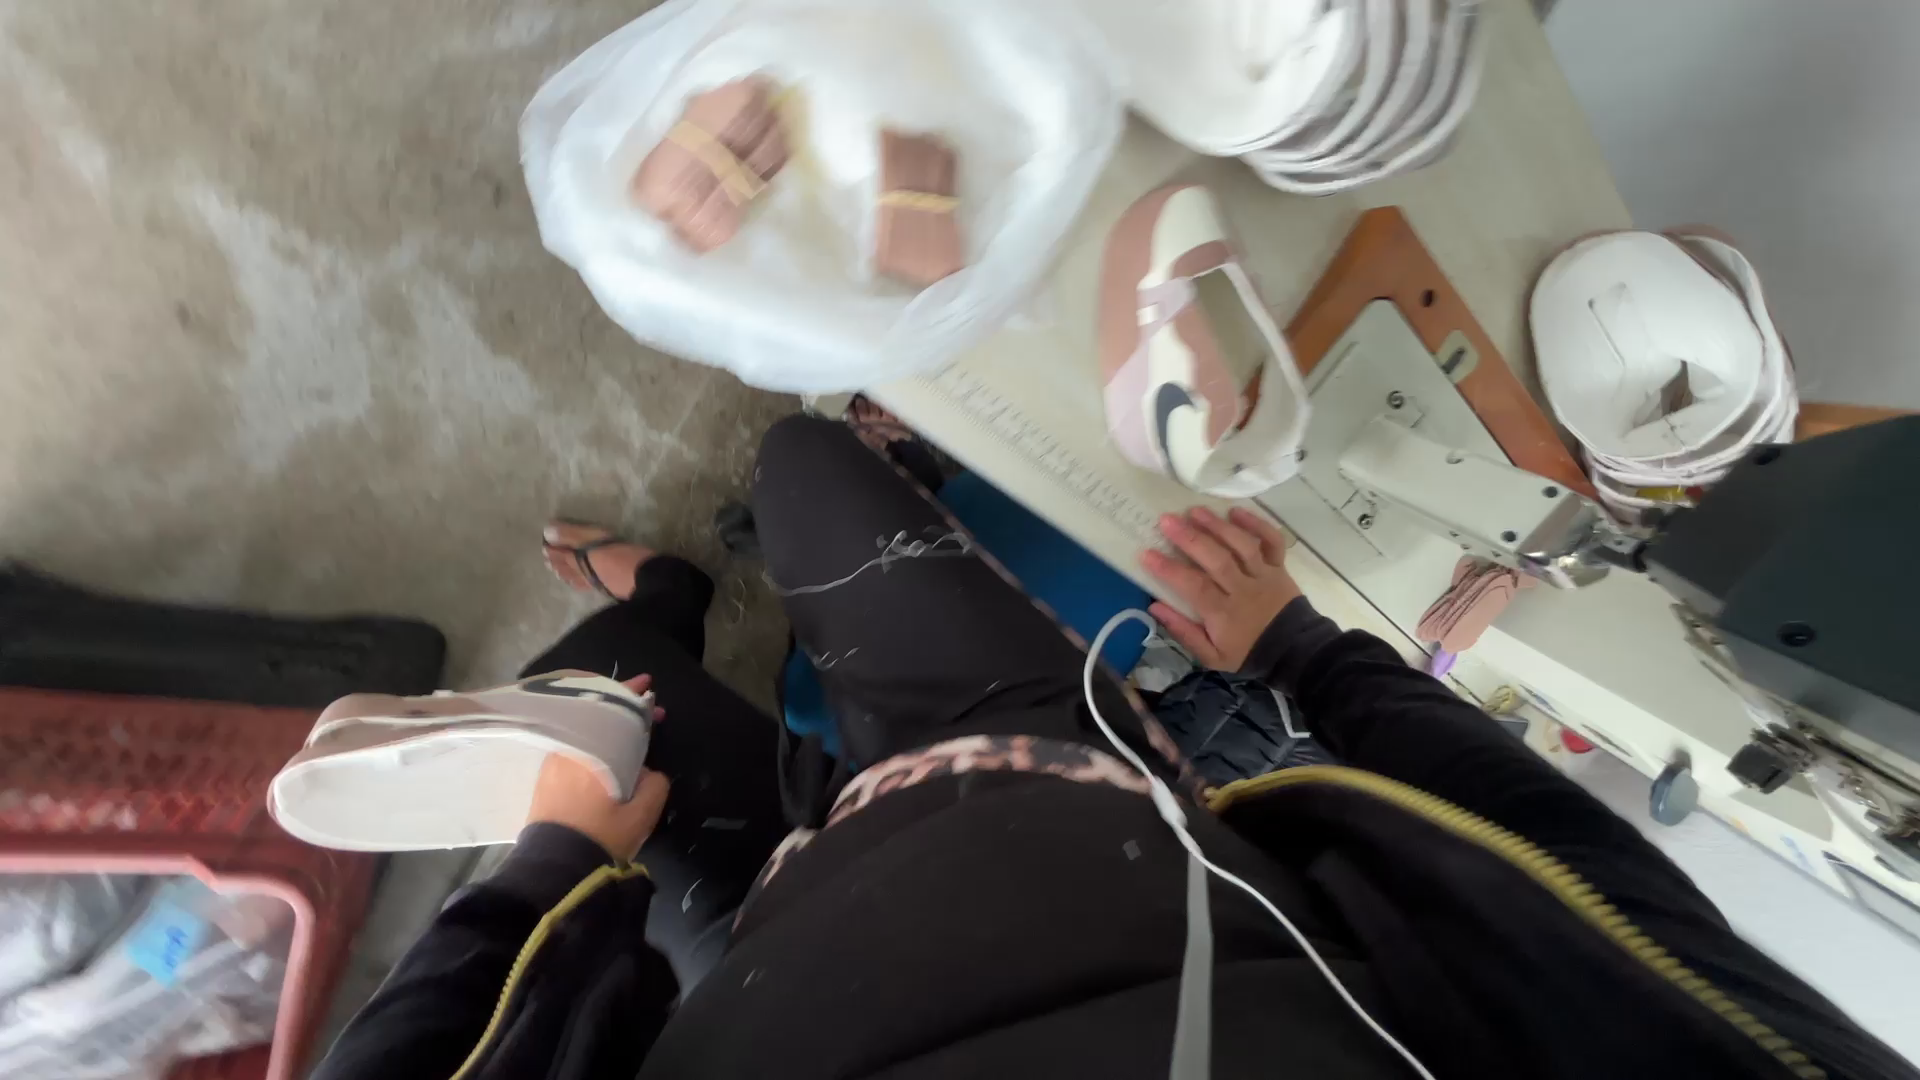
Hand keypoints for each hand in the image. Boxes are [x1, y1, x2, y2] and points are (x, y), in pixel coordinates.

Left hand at [524, 674, 669, 859]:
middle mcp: (569, 750)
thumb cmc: (601, 835)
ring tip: (630, 731)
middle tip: (648, 707)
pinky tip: (608, 752)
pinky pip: (574, 748)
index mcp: (594, 751)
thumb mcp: (643, 811)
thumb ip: (654, 783)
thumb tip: (646, 773)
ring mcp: (553, 764)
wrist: (553, 868)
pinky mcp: (544, 781)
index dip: (635, 696)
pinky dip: (593, 742)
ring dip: (607, 727)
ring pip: (585, 733)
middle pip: (597, 717)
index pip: (616, 711)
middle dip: (623, 709)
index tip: (648, 685)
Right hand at [1140, 507, 1301, 670]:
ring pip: (1241, 546)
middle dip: (1190, 538)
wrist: (1296, 654)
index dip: (1169, 569)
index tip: (1146, 554)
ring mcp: (1264, 575)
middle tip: (1166, 520)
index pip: (1194, 586)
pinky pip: (1271, 541)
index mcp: (1224, 614)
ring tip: (1195, 510)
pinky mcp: (1280, 567)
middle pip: (1217, 559)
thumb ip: (1184, 632)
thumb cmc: (1248, 653)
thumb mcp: (1212, 656)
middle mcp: (1244, 590)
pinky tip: (1236, 511)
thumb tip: (1155, 607)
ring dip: (1218, 526)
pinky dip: (1257, 524)